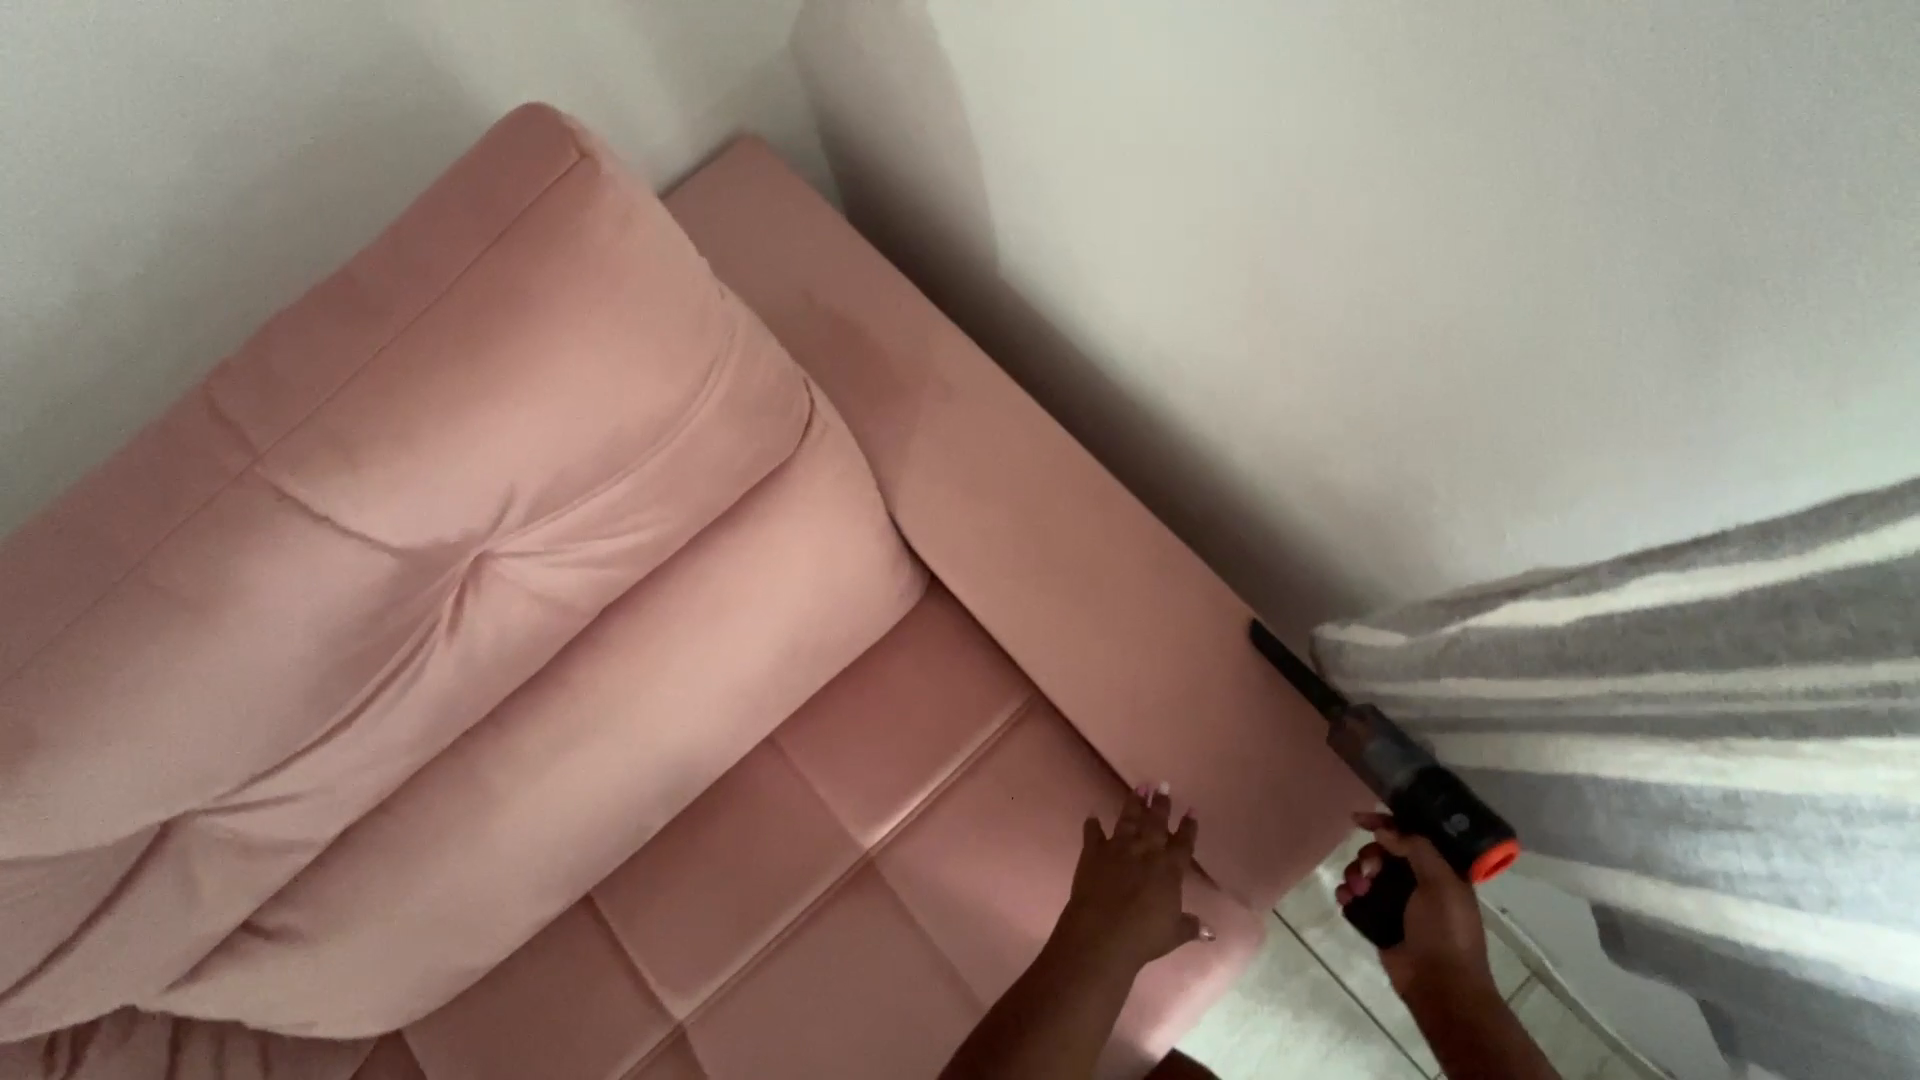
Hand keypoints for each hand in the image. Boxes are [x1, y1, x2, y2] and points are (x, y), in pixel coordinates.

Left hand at [1049, 784, 1211, 974]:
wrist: (1102, 933)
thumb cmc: (1143, 936)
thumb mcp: (1173, 934)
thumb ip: (1190, 926)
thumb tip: (1210, 931)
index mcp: (1169, 869)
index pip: (1183, 843)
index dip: (1188, 826)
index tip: (1191, 809)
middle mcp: (1145, 852)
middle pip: (1155, 823)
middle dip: (1160, 804)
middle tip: (1162, 785)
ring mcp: (1118, 848)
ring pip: (1128, 820)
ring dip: (1134, 803)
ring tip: (1139, 787)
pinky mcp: (1093, 852)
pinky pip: (1093, 833)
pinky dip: (1092, 824)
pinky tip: (1092, 814)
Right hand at [1337, 811, 1493, 998]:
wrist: (1439, 985)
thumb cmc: (1447, 931)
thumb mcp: (1441, 884)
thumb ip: (1415, 849)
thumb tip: (1383, 829)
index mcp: (1441, 872)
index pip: (1412, 835)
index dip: (1386, 823)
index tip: (1358, 820)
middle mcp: (1419, 883)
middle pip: (1383, 852)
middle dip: (1369, 855)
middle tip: (1369, 870)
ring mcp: (1397, 903)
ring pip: (1366, 873)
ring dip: (1355, 874)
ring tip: (1356, 890)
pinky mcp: (1378, 920)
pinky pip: (1356, 898)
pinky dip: (1347, 894)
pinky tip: (1346, 899)